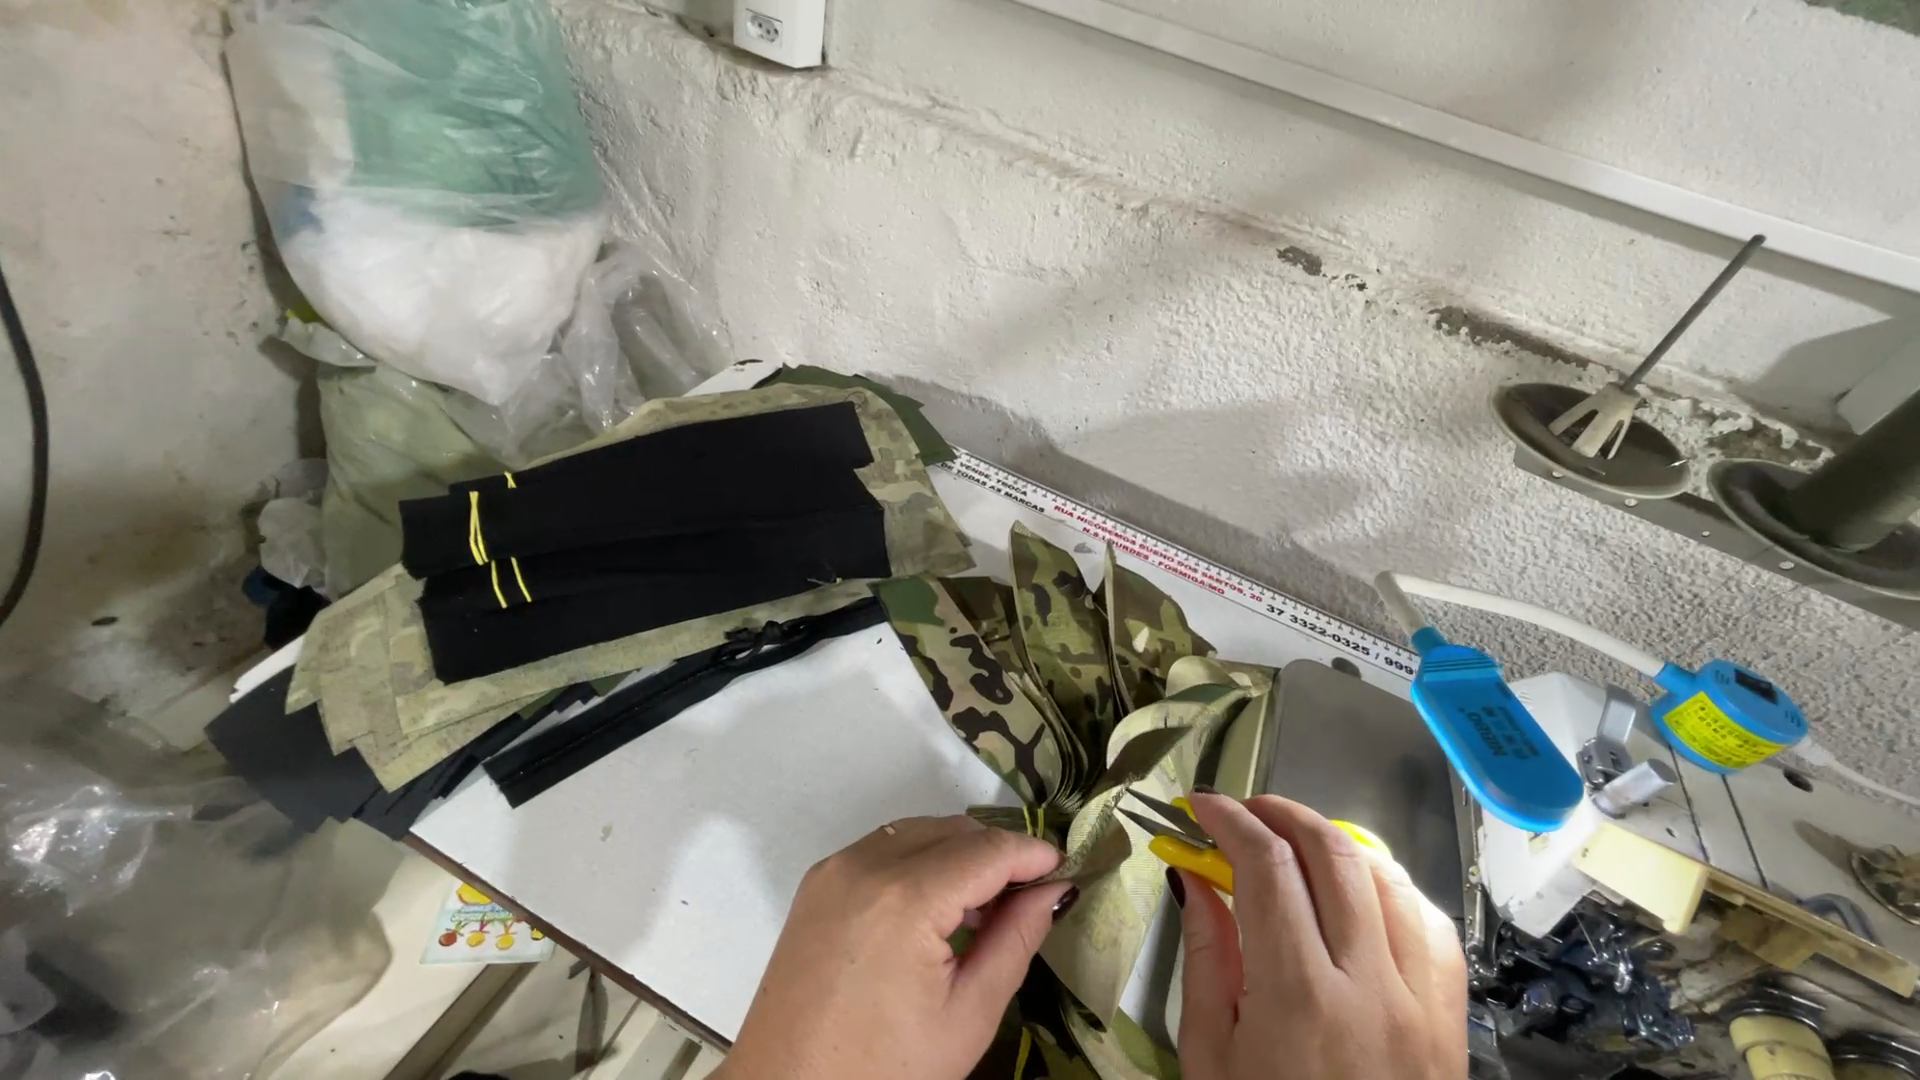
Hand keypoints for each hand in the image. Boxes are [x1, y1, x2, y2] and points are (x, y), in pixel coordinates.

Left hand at [717, 816, 1071, 1079]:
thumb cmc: (885, 1070)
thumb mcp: (967, 1015)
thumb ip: (1016, 939)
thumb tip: (1056, 888)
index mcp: (905, 898)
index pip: (986, 850)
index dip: (1030, 853)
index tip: (1063, 867)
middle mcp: (865, 863)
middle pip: (953, 830)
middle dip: (996, 852)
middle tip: (1025, 897)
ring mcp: (836, 866)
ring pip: (918, 830)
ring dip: (958, 851)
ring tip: (980, 907)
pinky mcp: (818, 879)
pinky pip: (884, 845)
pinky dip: (919, 858)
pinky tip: (932, 906)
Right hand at [1175, 793, 1466, 1079]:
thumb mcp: (1209, 1054)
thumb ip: (1205, 954)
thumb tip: (1194, 874)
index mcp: (1298, 998)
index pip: (1266, 867)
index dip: (1229, 820)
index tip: (1200, 805)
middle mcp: (1371, 987)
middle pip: (1332, 854)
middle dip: (1279, 813)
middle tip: (1242, 812)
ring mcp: (1421, 1003)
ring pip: (1386, 876)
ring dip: (1331, 841)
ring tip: (1290, 843)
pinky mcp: (1449, 1020)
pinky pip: (1429, 924)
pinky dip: (1388, 885)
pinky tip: (1355, 889)